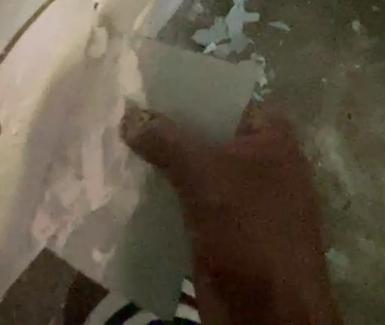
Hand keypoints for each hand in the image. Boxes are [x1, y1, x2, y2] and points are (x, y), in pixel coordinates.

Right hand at [122, 105, 340, 324]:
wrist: (270, 319)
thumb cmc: (249, 230)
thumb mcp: (205, 174)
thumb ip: (167, 139)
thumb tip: (130, 115)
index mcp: (270, 136)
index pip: (221, 98)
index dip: (183, 91)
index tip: (142, 83)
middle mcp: (260, 160)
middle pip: (205, 133)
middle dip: (165, 128)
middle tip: (118, 112)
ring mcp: (242, 198)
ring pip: (193, 169)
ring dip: (159, 163)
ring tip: (113, 144)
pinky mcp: (223, 231)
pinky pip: (187, 201)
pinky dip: (162, 195)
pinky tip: (126, 185)